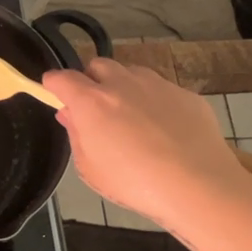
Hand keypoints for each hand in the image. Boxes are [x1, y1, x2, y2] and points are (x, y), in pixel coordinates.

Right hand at [42, 58, 250, 222]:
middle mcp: (122, 83)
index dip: (54, 84)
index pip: (62, 77)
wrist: (197, 185)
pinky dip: (155, 101)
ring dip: (124, 87)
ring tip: (132, 117)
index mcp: (91, 102)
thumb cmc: (134, 183)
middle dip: (92, 80)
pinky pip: (162, 89)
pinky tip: (164, 130)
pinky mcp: (185, 94)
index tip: (54, 93)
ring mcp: (157, 85)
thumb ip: (76, 135)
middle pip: (98, 65)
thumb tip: (70, 114)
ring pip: (131, 73)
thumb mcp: (90, 168)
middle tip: (96, 108)